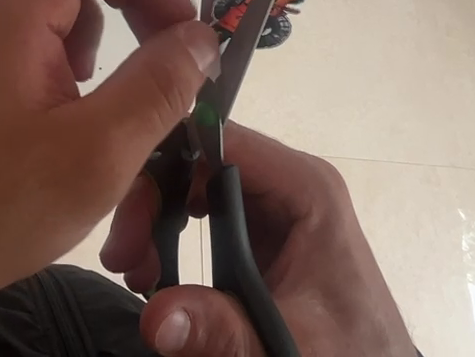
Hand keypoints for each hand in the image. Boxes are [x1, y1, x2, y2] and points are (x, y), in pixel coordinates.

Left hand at [0, 0, 222, 336]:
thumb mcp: (97, 152)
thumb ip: (158, 85)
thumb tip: (200, 37)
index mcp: (14, 3)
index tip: (184, 30)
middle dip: (136, 2)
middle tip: (170, 60)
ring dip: (104, 33)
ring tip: (113, 98)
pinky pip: (32, 27)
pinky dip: (69, 52)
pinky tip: (70, 107)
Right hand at [102, 123, 417, 356]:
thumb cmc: (351, 354)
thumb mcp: (288, 343)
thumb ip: (222, 328)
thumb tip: (153, 316)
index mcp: (304, 185)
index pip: (218, 140)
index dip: (165, 161)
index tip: (126, 211)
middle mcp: (283, 178)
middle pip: (195, 158)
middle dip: (152, 200)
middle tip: (122, 256)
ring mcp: (268, 198)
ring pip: (189, 179)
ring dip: (153, 217)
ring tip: (132, 270)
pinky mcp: (255, 223)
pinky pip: (196, 206)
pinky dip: (166, 231)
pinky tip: (151, 270)